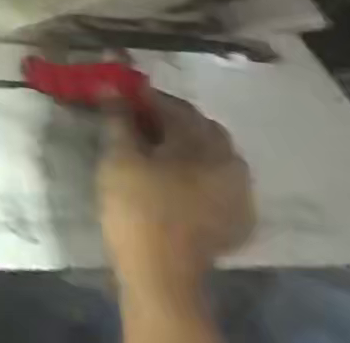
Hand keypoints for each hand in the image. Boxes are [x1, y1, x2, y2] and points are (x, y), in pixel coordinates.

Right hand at [98, 91, 254, 290]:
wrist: (159, 266)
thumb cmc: (134, 202)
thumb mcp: (118, 154)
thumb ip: (117, 117)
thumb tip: (109, 84)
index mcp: (204, 147)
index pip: (177, 107)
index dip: (146, 96)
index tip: (119, 92)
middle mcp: (232, 166)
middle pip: (203, 128)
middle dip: (171, 117)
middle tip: (134, 116)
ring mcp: (240, 194)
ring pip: (215, 154)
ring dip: (186, 142)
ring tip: (152, 144)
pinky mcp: (237, 216)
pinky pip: (220, 179)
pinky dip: (198, 167)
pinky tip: (173, 173)